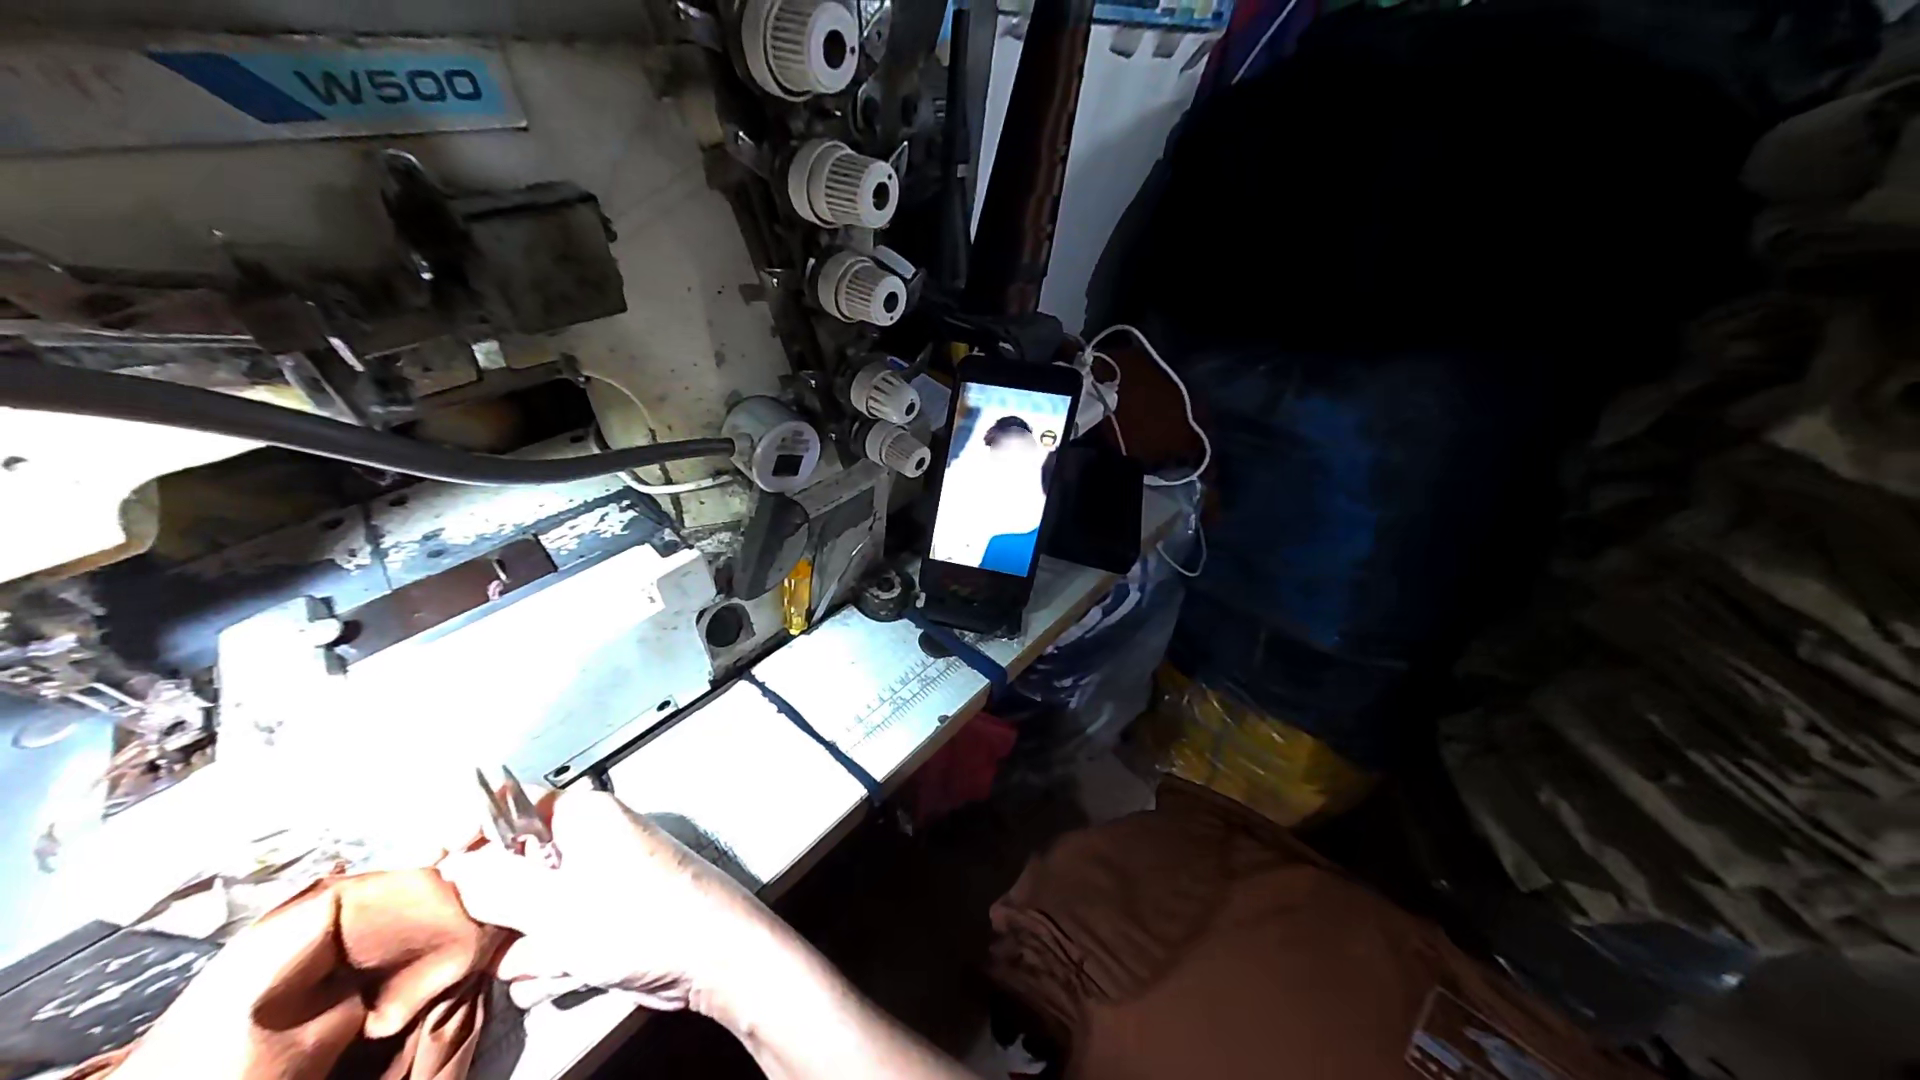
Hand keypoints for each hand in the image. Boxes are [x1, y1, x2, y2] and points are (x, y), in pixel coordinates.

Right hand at [439, 789, 791, 1017]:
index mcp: (583, 817)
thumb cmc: (642, 918)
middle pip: (511, 869)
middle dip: (500, 911)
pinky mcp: (603, 921)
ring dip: (529, 946)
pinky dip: (555, 961)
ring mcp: (597, 884)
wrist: (710, 957)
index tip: (428, 870)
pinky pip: (555, 939)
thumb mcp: (555, 904)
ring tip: (557, 957)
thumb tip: (452, 867)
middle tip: (498, 935)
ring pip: (528, 913)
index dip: (465, 835)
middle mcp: (589, 843)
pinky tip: (571, 973)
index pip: (506, 808)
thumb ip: (494, 885)